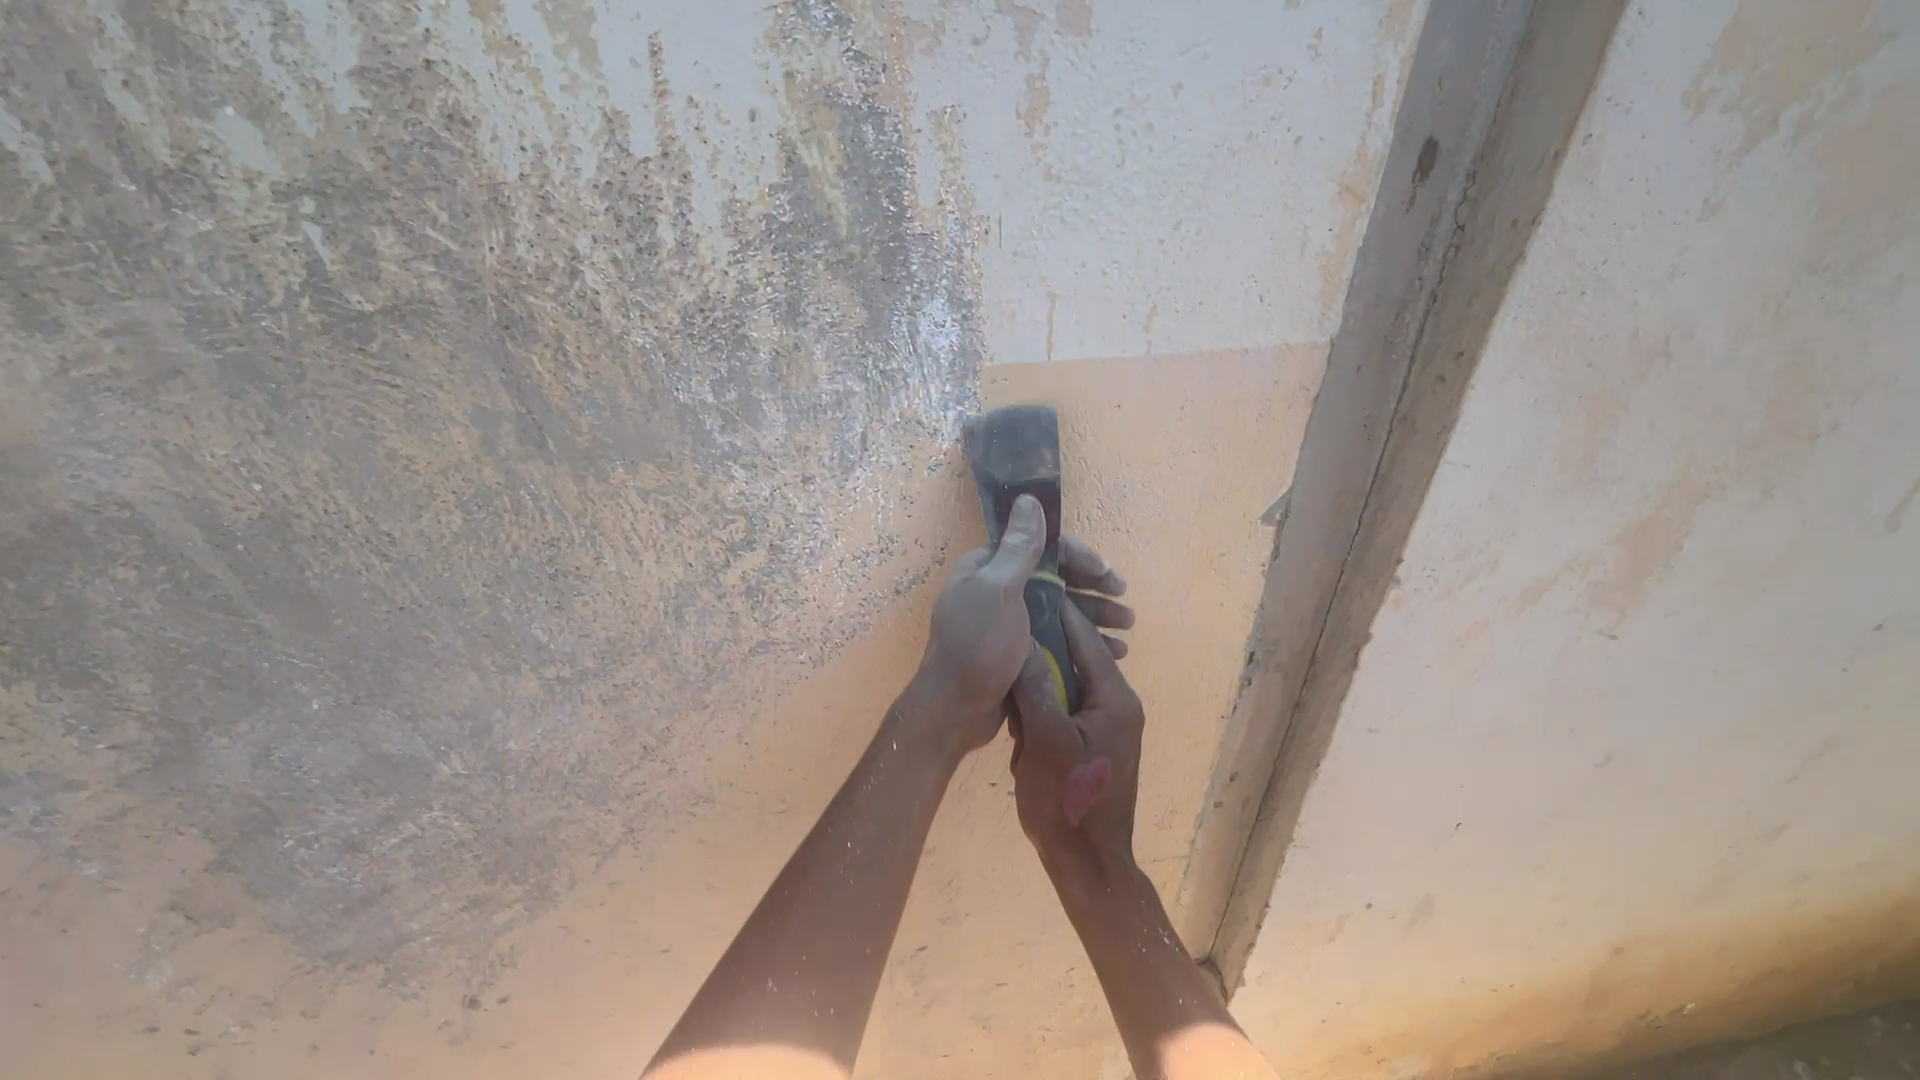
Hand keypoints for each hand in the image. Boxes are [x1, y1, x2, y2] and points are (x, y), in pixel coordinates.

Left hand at [907, 497, 1134, 761]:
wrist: (956, 711)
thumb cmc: (977, 645)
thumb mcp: (999, 591)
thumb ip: (1019, 548)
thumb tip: (1029, 498)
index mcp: (989, 568)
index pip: (1042, 548)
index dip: (1078, 558)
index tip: (1106, 573)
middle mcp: (999, 589)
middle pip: (1056, 579)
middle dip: (1094, 591)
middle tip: (1125, 607)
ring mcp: (1010, 622)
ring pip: (1061, 610)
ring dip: (1095, 617)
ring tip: (1127, 633)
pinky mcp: (1020, 651)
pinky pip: (1058, 637)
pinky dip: (1084, 641)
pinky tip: (1111, 652)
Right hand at [1008, 594, 1145, 881]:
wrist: (1087, 865)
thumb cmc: (1067, 801)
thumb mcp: (1044, 739)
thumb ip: (1034, 685)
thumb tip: (1021, 641)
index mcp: (1115, 698)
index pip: (1086, 640)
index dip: (1058, 613)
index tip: (1030, 589)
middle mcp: (1118, 706)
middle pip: (1077, 660)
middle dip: (1042, 648)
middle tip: (1008, 629)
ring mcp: (1107, 728)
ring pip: (1068, 686)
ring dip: (1039, 681)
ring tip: (1006, 667)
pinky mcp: (1093, 746)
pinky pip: (1066, 711)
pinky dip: (1042, 707)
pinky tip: (1015, 711)